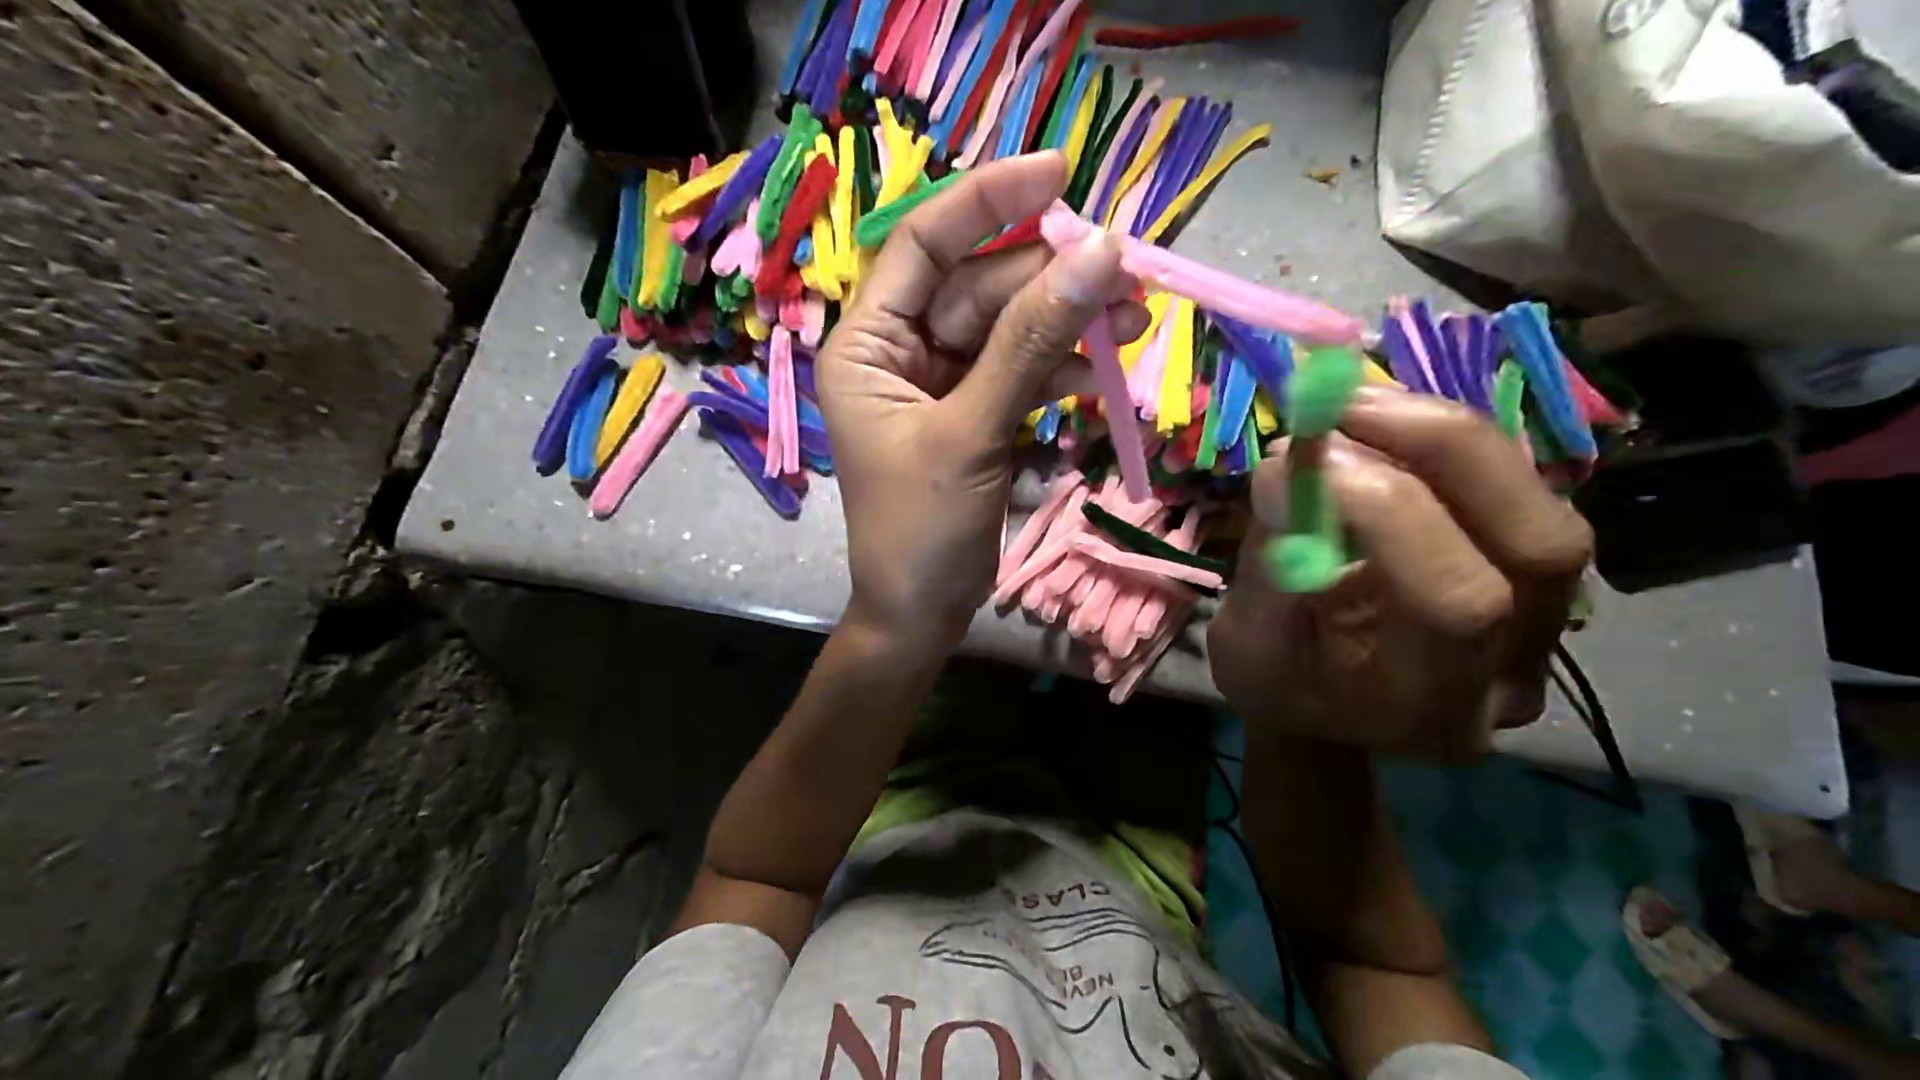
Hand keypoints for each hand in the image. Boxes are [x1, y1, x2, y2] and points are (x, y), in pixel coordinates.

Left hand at [818, 152, 1138, 654]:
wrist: (921, 613)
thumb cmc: (921, 530)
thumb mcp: (971, 431)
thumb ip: (1030, 345)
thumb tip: (1101, 255)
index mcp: (867, 343)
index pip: (924, 244)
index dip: (988, 202)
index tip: (1061, 172)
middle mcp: (899, 349)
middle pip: (980, 284)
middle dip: (1051, 279)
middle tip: (1129, 273)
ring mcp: (941, 381)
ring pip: (1010, 327)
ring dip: (1069, 324)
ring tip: (1136, 322)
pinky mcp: (975, 411)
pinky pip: (1023, 370)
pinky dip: (1063, 369)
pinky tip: (1105, 373)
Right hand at [1208, 387, 1593, 760]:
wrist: (1326, 709)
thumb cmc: (1276, 687)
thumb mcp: (1246, 643)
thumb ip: (1271, 563)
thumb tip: (1290, 461)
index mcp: (1432, 709)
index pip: (1456, 602)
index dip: (1385, 514)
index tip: (1297, 456)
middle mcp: (1515, 672)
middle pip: (1538, 545)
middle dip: (1443, 452)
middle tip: (1344, 401)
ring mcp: (1548, 627)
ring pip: (1540, 505)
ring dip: (1446, 436)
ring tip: (1355, 405)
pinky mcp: (1540, 580)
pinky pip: (1517, 493)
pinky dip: (1449, 446)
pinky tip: (1385, 426)